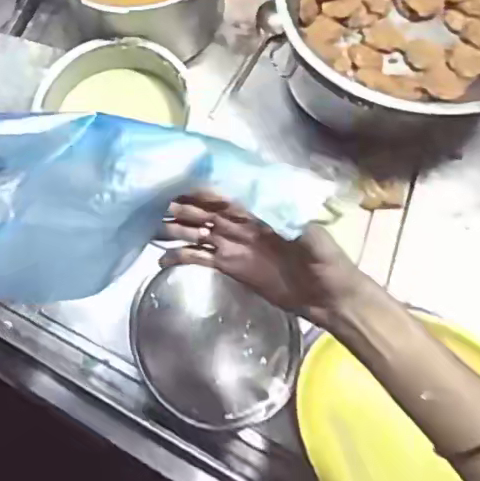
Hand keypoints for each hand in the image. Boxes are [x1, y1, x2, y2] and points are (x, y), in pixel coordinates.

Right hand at [161, 191, 374, 328]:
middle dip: (180, 207)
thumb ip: (286, 216)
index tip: (176, 185)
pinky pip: (201, 259)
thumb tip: (261, 202)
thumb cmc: (325, 257)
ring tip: (150, 229)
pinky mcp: (230, 267)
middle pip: (204, 212)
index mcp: (258, 210)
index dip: (201, 191)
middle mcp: (241, 224)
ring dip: (175, 229)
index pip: (223, 196)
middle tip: (153, 206)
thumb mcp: (310, 232)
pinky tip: (161, 260)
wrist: (329, 294)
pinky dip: (182, 258)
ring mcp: (233, 246)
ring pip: (197, 233)